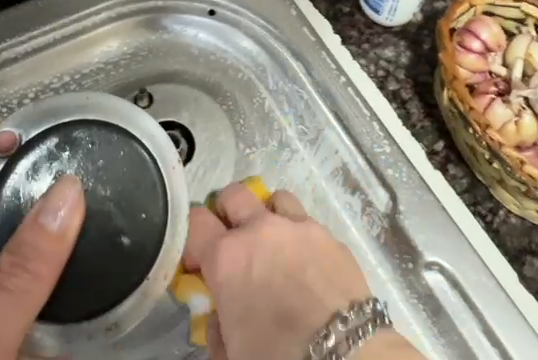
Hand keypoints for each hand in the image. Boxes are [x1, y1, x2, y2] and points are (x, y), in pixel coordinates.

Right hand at [184, 184, 419, 359]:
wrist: (344, 357)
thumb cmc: (277, 356)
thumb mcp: (230, 352)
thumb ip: (217, 326)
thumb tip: (221, 315)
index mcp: (227, 257)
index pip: (195, 222)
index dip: (192, 240)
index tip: (197, 262)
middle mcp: (261, 229)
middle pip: (234, 195)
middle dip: (227, 213)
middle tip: (232, 242)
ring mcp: (299, 227)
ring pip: (275, 200)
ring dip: (268, 218)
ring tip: (273, 247)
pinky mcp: (330, 236)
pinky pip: (307, 224)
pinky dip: (300, 237)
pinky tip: (306, 265)